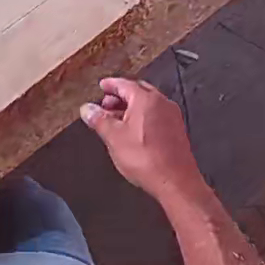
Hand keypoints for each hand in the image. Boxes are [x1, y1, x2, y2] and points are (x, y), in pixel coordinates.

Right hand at [80, 77, 204, 201]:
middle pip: (138, 91)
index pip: (125, 84)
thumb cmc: (148, 160)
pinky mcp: (175, 131)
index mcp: (146, 100)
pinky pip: (156, 116)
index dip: (110, 84)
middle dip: (120, 95)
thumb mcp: (113, 137)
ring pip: (148, 104)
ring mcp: (171, 117)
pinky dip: (142, 117)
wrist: (174, 181)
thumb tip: (88, 110)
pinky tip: (132, 131)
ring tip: (115, 119)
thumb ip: (99, 120)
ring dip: (131, 107)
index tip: (103, 85)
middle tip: (106, 103)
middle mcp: (162, 104)